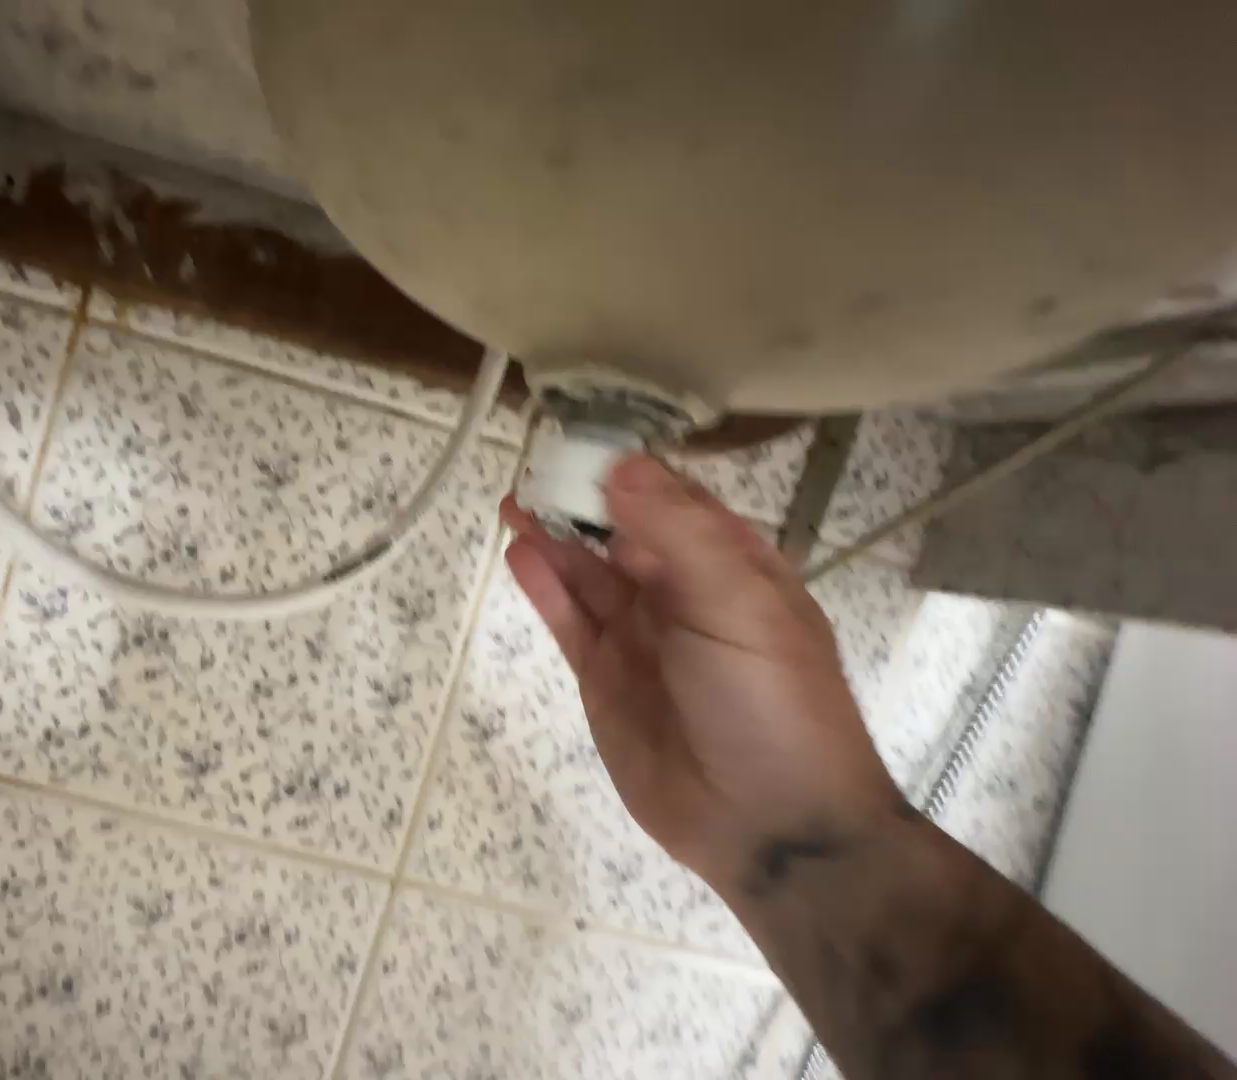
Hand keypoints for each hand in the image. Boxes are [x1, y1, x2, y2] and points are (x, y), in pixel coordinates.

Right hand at [503, 454, 904, 891]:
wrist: (766, 823)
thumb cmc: (770, 700)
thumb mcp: (737, 605)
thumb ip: (678, 532)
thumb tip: (623, 465)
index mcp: (733, 569)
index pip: (676, 503)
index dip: (630, 473)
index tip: (585, 443)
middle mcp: (683, 595)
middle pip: (622, 534)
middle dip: (582, 502)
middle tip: (535, 469)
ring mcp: (639, 637)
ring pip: (587, 575)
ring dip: (553, 539)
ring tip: (513, 503)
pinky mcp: (602, 675)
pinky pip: (569, 620)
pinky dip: (544, 587)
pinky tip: (519, 554)